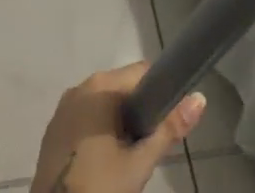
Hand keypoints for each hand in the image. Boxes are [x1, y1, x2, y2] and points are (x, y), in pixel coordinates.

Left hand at [30, 62, 205, 192]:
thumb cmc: (100, 185)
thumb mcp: (140, 161)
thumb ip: (170, 128)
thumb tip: (200, 98)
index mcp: (100, 87)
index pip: (142, 73)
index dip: (161, 92)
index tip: (169, 119)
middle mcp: (79, 88)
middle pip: (122, 88)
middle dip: (140, 111)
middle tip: (150, 145)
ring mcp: (63, 108)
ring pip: (104, 105)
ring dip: (120, 123)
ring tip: (130, 156)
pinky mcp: (54, 129)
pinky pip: (86, 118)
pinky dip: (100, 131)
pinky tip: (106, 159)